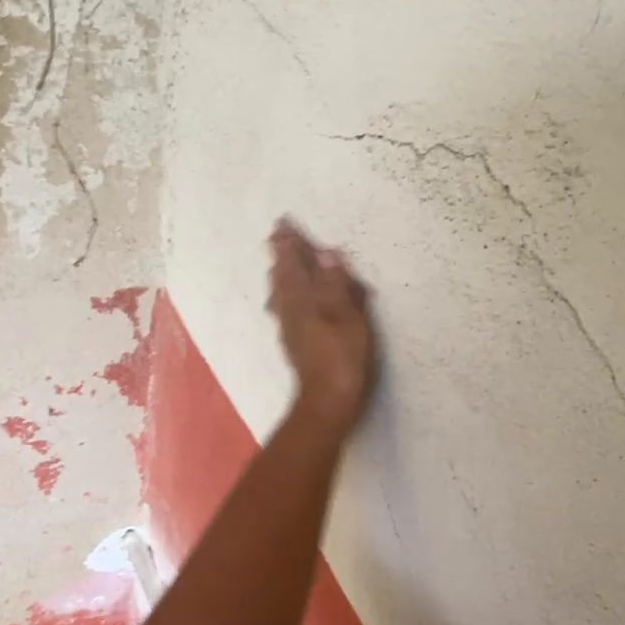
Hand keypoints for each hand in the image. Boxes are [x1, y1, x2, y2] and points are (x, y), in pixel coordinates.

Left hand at [267, 219, 375, 432]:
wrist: (328, 400)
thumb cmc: (342, 355)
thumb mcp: (347, 316)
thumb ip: (335, 284)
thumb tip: (326, 253)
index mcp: (304, 299)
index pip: (295, 263)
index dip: (291, 243)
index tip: (284, 224)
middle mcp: (291, 310)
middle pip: (282, 276)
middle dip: (281, 256)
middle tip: (277, 236)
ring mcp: (290, 328)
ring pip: (280, 294)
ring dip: (280, 275)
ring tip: (277, 263)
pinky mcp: (295, 343)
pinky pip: (285, 309)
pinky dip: (285, 296)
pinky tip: (284, 302)